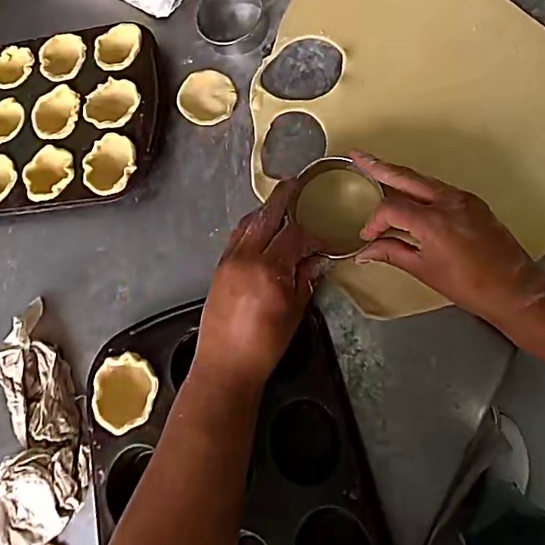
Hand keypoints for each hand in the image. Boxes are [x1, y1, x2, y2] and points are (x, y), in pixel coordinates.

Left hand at [196, 180, 326, 391]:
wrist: (225, 362)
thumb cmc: (263, 344)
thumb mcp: (294, 311)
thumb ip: (305, 279)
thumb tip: (317, 258)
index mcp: (268, 269)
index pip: (294, 236)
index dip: (312, 234)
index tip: (324, 240)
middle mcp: (245, 258)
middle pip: (266, 217)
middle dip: (282, 198)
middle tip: (294, 182)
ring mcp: (228, 260)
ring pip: (248, 223)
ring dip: (265, 210)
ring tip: (279, 201)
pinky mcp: (219, 266)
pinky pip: (236, 236)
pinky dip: (250, 226)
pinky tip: (260, 227)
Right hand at [350, 152, 544, 320]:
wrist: (516, 290)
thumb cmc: (471, 285)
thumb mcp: (424, 270)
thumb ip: (391, 252)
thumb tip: (366, 251)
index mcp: (433, 222)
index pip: (391, 208)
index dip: (375, 221)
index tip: (369, 236)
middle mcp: (448, 203)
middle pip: (405, 177)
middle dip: (378, 166)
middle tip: (357, 156)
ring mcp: (463, 200)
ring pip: (422, 180)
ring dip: (398, 175)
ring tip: (376, 167)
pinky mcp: (473, 203)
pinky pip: (438, 188)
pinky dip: (418, 186)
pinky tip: (407, 189)